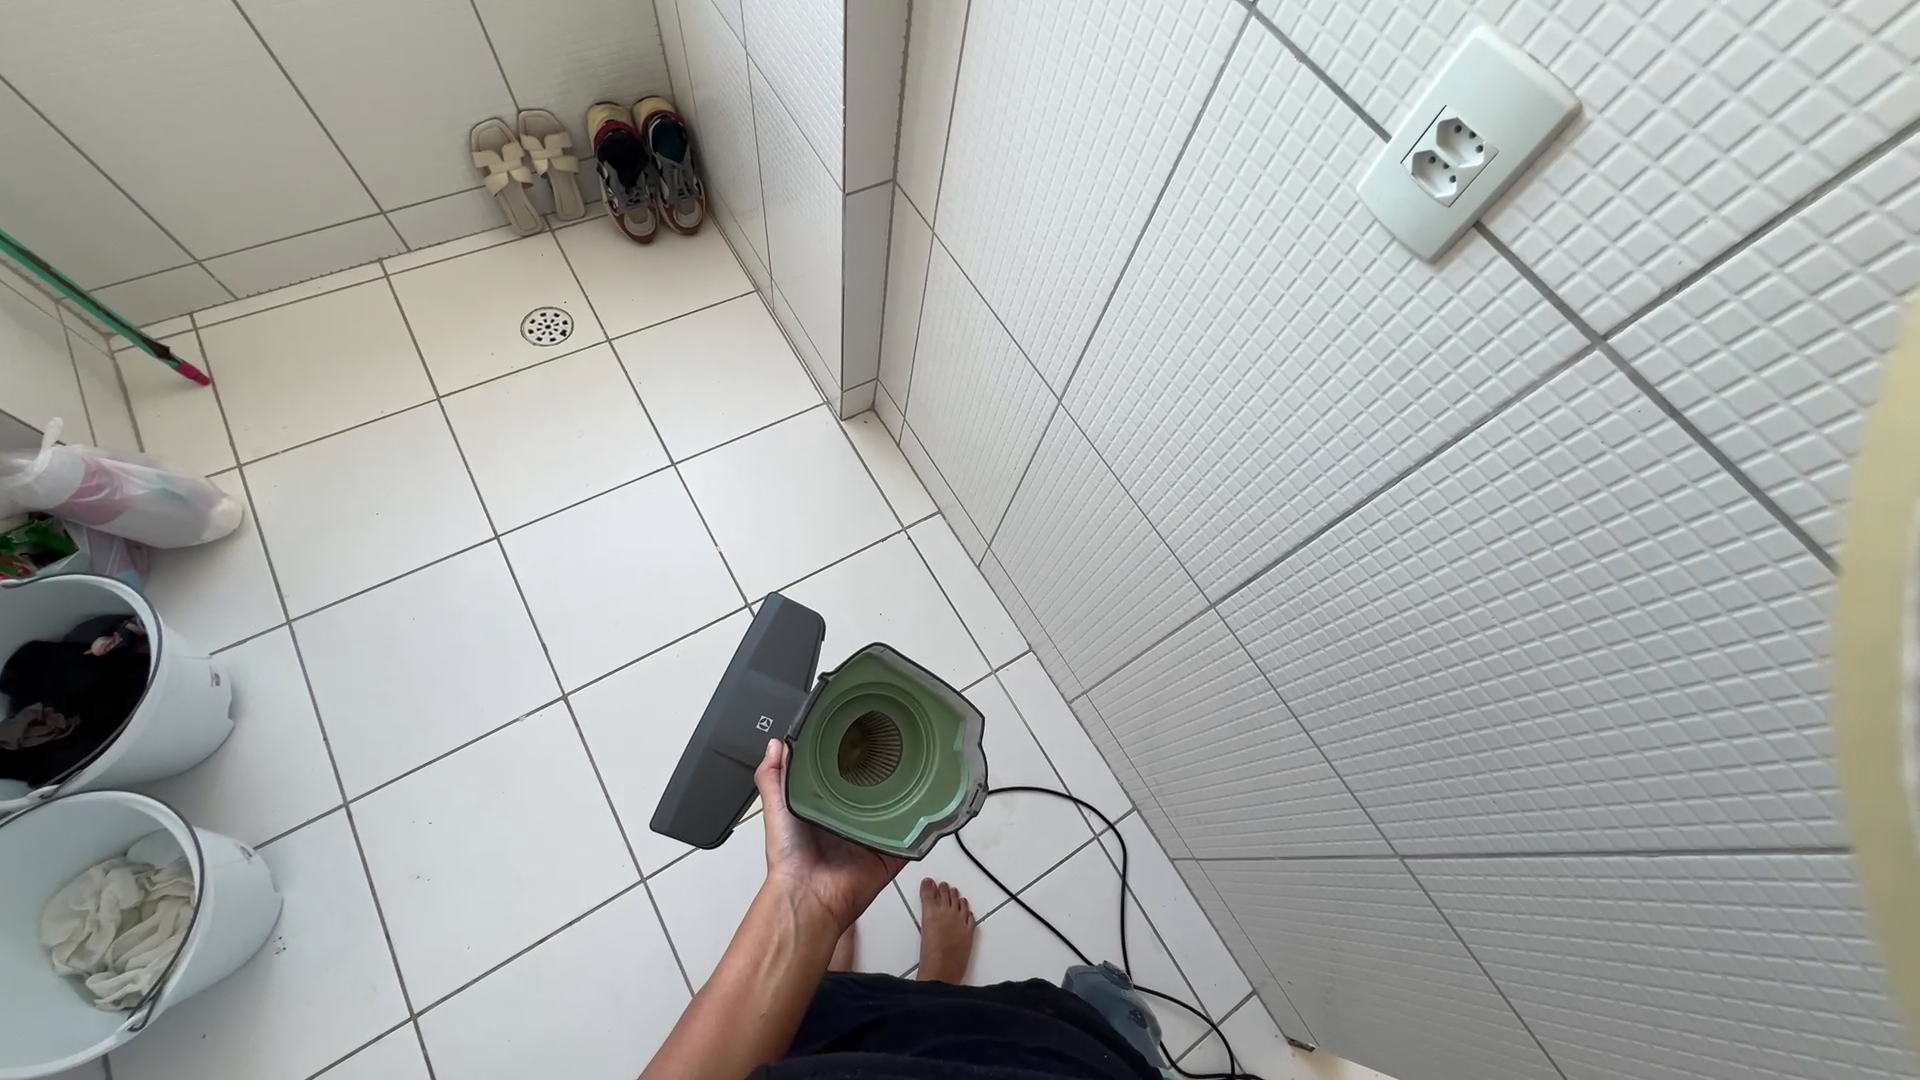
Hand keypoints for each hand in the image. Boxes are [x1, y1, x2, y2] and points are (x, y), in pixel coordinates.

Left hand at [753, 739, 905, 934]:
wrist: (806, 896)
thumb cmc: (790, 854)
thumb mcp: (777, 808)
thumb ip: (773, 777)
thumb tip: (777, 743)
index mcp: (830, 808)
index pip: (848, 776)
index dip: (855, 756)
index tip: (865, 730)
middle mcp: (854, 821)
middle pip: (876, 791)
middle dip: (887, 772)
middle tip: (899, 745)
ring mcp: (875, 837)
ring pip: (897, 810)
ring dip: (908, 795)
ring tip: (921, 767)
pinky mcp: (891, 854)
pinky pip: (912, 837)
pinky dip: (922, 825)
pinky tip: (930, 803)